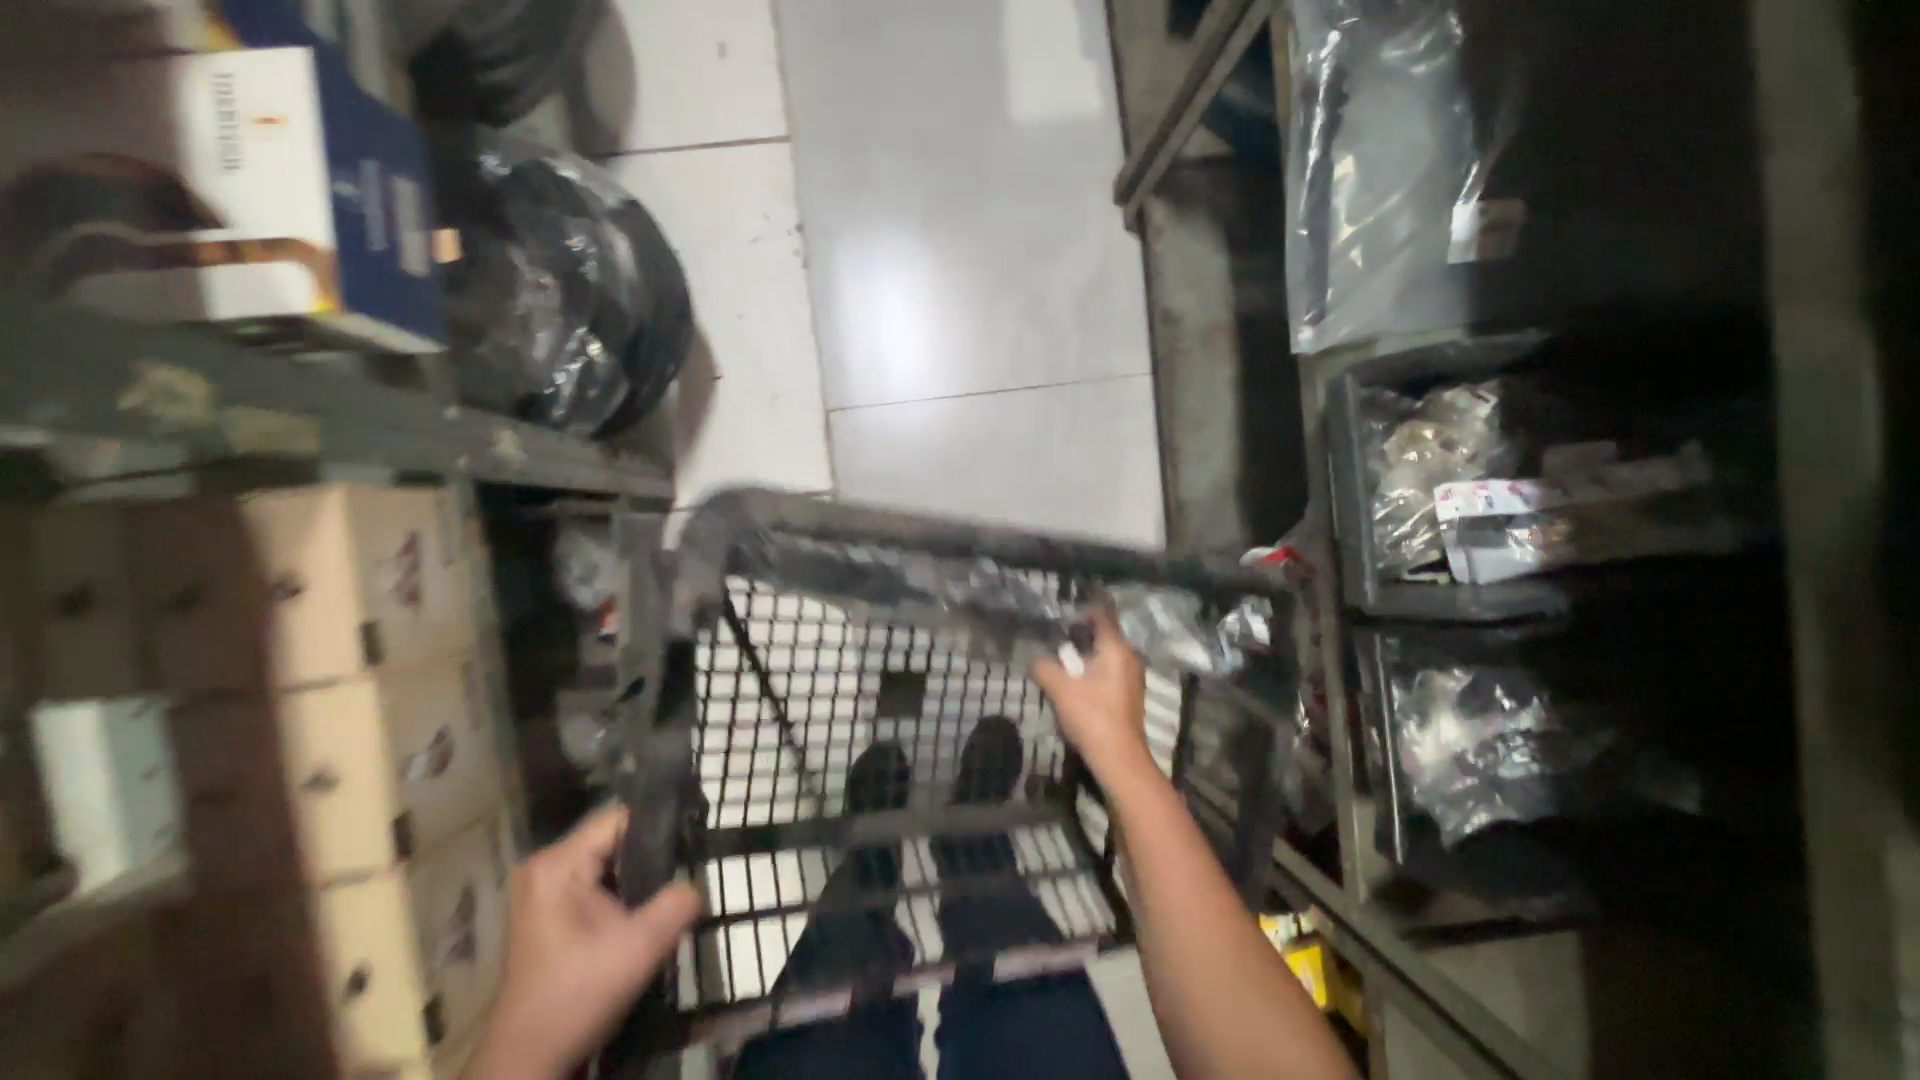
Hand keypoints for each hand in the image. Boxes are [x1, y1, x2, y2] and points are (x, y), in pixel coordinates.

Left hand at [468, 805, 701, 1079]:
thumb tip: (698, 887)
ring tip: (672, 894)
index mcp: (557, 864)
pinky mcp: (549, 914)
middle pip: (613, 840)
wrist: (528, 1059)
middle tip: (689, 872)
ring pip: (608, 865)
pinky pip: (597, 887)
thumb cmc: (577, 996)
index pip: (619, 818)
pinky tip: (644, 916)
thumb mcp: (640, 948)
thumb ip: (678, 905)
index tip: (695, 839)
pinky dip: (623, 896)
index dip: (660, 825)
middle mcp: (544, 867)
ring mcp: (543, 891)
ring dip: (640, 880)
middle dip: (652, 857)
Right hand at [1031, 609, 1151, 781]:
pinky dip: (1095, 673)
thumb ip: (1045, 668)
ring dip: (1088, 657)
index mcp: (1116, 649)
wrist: (1119, 758)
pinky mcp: (1131, 696)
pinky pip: (1111, 673)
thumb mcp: (1060, 689)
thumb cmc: (1091, 716)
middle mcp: (1130, 658)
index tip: (1065, 616)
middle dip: (1082, 636)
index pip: (1103, 616)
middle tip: (1059, 640)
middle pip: (1105, 636)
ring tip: (1065, 664)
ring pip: (1108, 657)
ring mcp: (1133, 678)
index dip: (1084, 612)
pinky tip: (1078, 686)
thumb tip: (1036, 661)